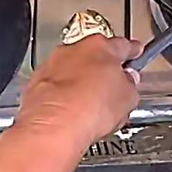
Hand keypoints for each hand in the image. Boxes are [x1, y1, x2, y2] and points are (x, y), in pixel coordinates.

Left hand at [5, 34, 140, 157]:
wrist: (54, 126)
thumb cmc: (88, 107)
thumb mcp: (128, 98)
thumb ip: (130, 85)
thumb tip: (128, 84)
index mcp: (101, 47)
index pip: (123, 45)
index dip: (132, 51)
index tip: (136, 52)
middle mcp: (74, 50)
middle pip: (94, 56)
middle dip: (104, 71)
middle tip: (114, 89)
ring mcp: (52, 65)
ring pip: (72, 71)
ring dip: (81, 84)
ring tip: (92, 108)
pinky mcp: (36, 84)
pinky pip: (56, 87)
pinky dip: (64, 97)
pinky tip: (73, 113)